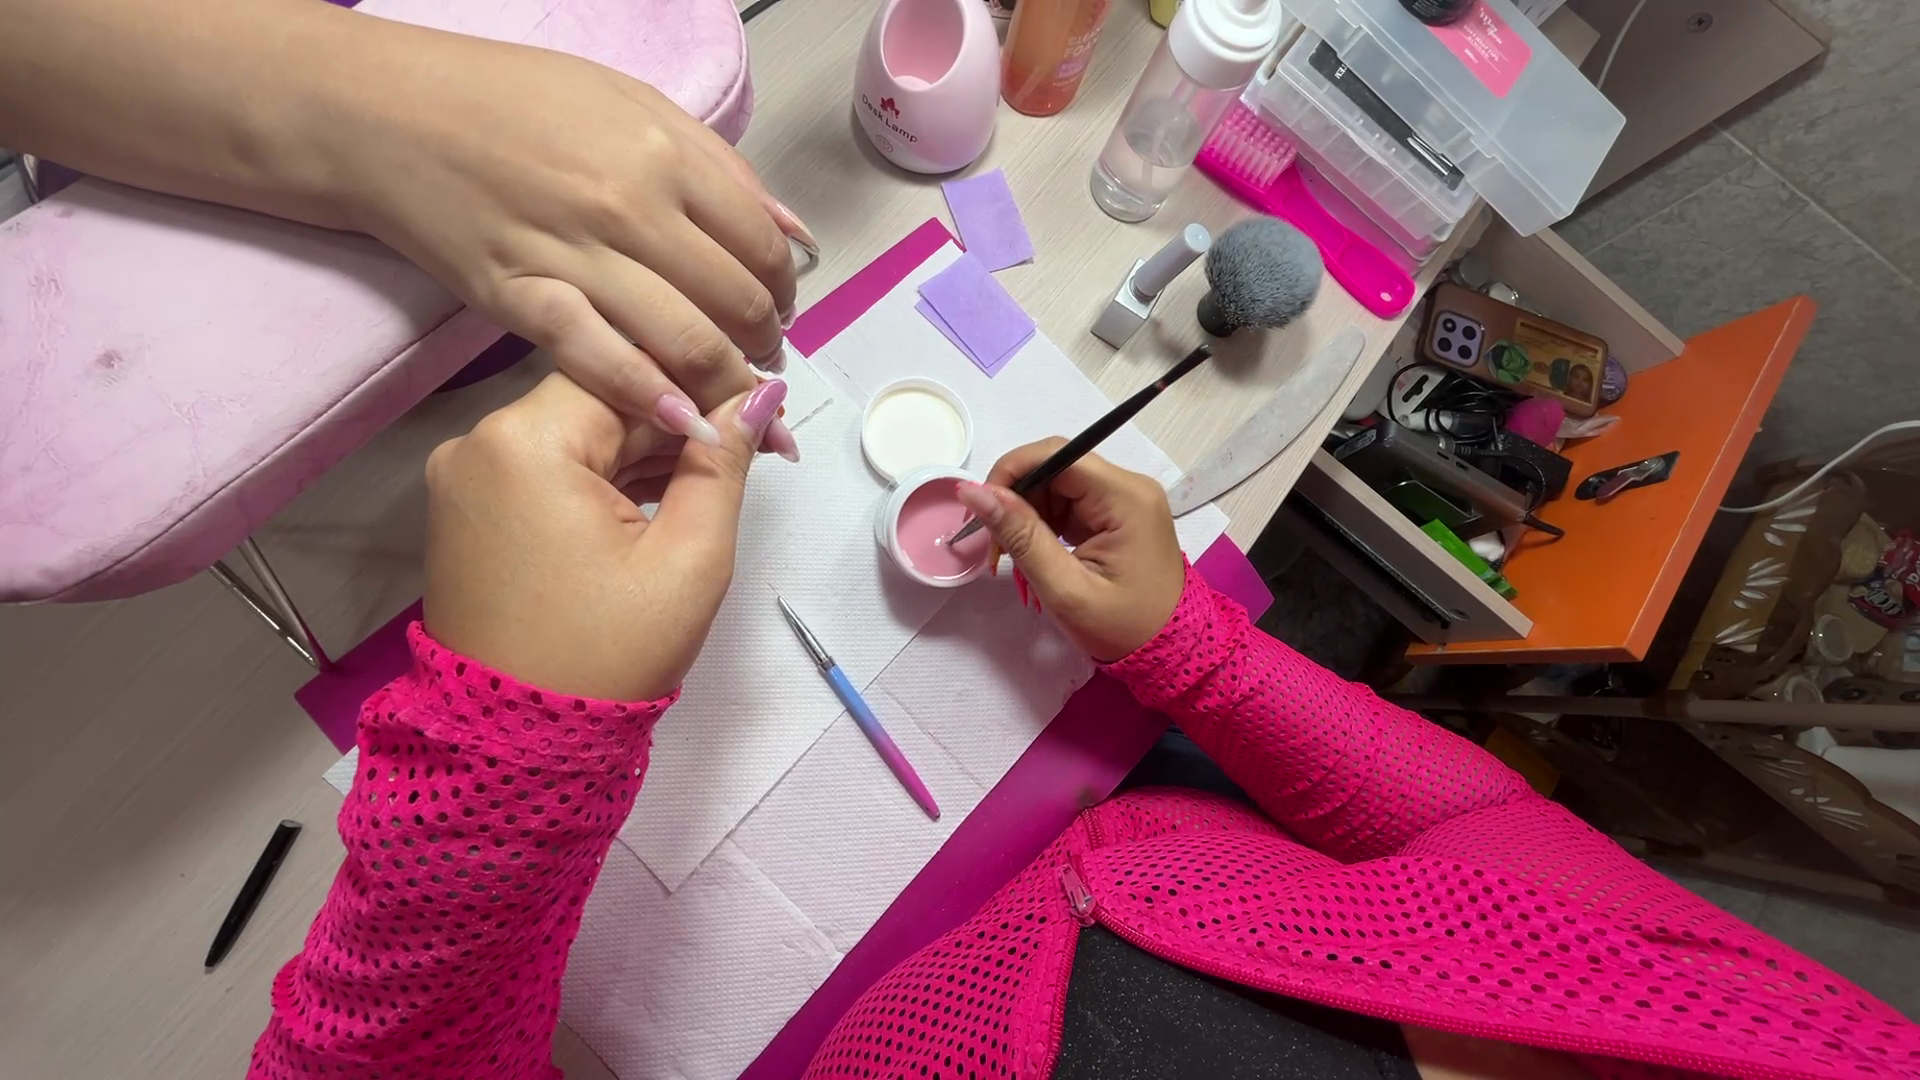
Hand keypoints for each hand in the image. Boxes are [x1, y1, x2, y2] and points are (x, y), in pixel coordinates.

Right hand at [333, 26, 806, 457]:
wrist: (377, 110)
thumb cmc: (513, 101)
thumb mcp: (634, 102)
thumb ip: (723, 168)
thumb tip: (797, 234)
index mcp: (665, 155)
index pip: (764, 249)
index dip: (787, 291)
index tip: (780, 307)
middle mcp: (630, 207)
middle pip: (738, 304)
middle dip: (766, 343)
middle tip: (762, 354)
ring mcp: (575, 257)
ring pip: (686, 341)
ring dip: (727, 379)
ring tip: (734, 387)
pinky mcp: (523, 298)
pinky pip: (603, 359)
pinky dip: (652, 395)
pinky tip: (684, 419)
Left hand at [421, 372, 787, 701]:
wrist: (520, 741)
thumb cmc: (613, 650)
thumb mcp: (690, 555)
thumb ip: (723, 463)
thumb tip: (759, 395)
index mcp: (525, 443)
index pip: (631, 374)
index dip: (708, 389)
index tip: (769, 417)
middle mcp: (481, 443)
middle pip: (607, 400)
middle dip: (688, 422)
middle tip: (764, 446)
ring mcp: (473, 476)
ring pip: (588, 433)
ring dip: (657, 448)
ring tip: (726, 470)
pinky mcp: (479, 506)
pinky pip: (561, 467)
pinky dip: (616, 474)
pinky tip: (673, 488)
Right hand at [955, 440, 1185, 661]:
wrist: (1169, 653)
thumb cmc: (1121, 627)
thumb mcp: (1065, 587)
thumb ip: (1020, 535)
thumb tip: (974, 492)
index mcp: (1125, 498)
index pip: (1057, 454)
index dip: (1012, 471)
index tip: (982, 508)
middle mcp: (1128, 487)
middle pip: (1055, 467)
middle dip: (1016, 499)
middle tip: (998, 547)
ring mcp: (1123, 499)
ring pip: (1056, 484)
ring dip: (1026, 515)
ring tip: (1016, 558)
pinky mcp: (1115, 514)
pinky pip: (1068, 503)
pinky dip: (1043, 524)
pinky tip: (1037, 554)